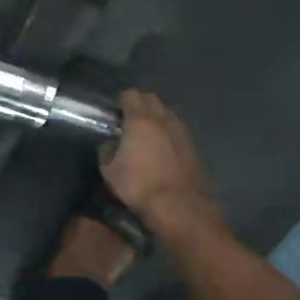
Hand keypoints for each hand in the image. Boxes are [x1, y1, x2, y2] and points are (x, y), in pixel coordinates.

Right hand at [100, 90, 219, 230]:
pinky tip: (162, 146)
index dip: (121, 101)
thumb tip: (110, 145)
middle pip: (151, 98)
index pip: (131, 95)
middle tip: (130, 119)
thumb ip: (107, 152)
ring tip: (147, 132)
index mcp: (140, 121)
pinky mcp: (192, 144)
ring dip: (156, 116)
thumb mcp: (110, 172)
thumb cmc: (138, 186)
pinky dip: (168, 130)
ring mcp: (181, 130)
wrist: (177, 204)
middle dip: (140, 103)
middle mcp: (162, 119)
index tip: (115, 113)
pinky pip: (177, 128)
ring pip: (167, 112)